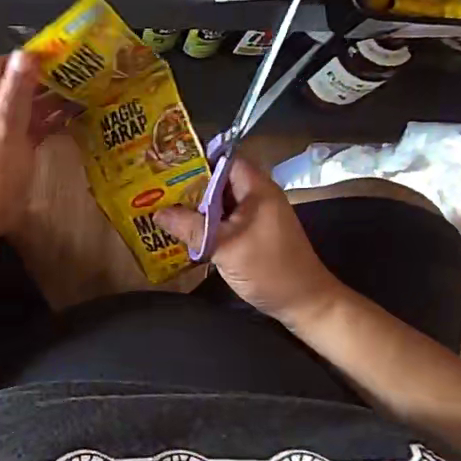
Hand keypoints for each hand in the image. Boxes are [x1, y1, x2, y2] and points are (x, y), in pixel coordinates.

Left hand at [0, 51, 72, 239]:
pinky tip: (72, 119)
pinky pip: (31, 130)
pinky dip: (49, 123)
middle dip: (45, 80)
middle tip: (78, 75)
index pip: (1, 67)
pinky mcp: (10, 154)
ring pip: (26, 110)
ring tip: (82, 94)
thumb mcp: (5, 126)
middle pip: (16, 88)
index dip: (27, 59)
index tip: (59, 55)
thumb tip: (26, 53)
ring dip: (51, 102)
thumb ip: (16, 90)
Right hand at [158, 157, 348, 325]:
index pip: (224, 159)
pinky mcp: (254, 233)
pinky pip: (226, 219)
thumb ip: (191, 228)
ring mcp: (257, 215)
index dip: (196, 159)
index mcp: (257, 187)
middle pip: (219, 180)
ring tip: (162, 206)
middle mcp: (258, 195)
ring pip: (221, 202)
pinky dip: (207, 223)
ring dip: (196, 206)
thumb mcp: (225, 247)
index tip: (166, 165)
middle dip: (190, 184)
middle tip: (156, 188)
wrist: (304, 301)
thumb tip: (157, 212)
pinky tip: (183, 230)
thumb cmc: (269, 269)